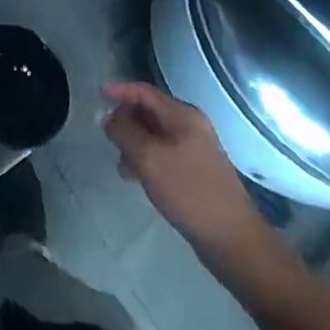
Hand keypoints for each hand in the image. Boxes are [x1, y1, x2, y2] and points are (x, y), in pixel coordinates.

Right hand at [101, 81, 267, 256]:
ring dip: (133, 144)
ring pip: (153, 134)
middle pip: (148, 111)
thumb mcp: (148, 158)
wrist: (232, 239)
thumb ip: (125, 132)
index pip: (144, 91)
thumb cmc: (189, 192)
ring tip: (122, 166)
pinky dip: (145, 158)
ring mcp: (194, 148)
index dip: (119, 90)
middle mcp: (190, 125)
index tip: (97, 96)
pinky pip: (161, 152)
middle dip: (125, 121)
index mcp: (183, 115)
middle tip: (109, 139)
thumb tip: (110, 119)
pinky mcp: (194, 169)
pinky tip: (137, 177)